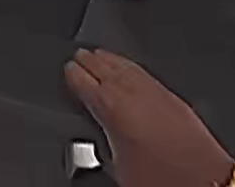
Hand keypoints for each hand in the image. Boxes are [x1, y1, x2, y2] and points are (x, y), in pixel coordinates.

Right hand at [65, 49, 232, 186]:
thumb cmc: (166, 182)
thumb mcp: (118, 170)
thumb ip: (98, 144)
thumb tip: (93, 139)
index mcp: (106, 104)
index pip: (75, 74)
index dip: (68, 76)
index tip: (66, 79)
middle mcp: (125, 88)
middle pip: (93, 60)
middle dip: (82, 63)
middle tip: (76, 68)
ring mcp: (148, 86)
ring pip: (115, 59)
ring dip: (103, 60)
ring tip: (95, 61)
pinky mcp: (168, 91)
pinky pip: (137, 68)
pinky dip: (124, 66)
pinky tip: (124, 70)